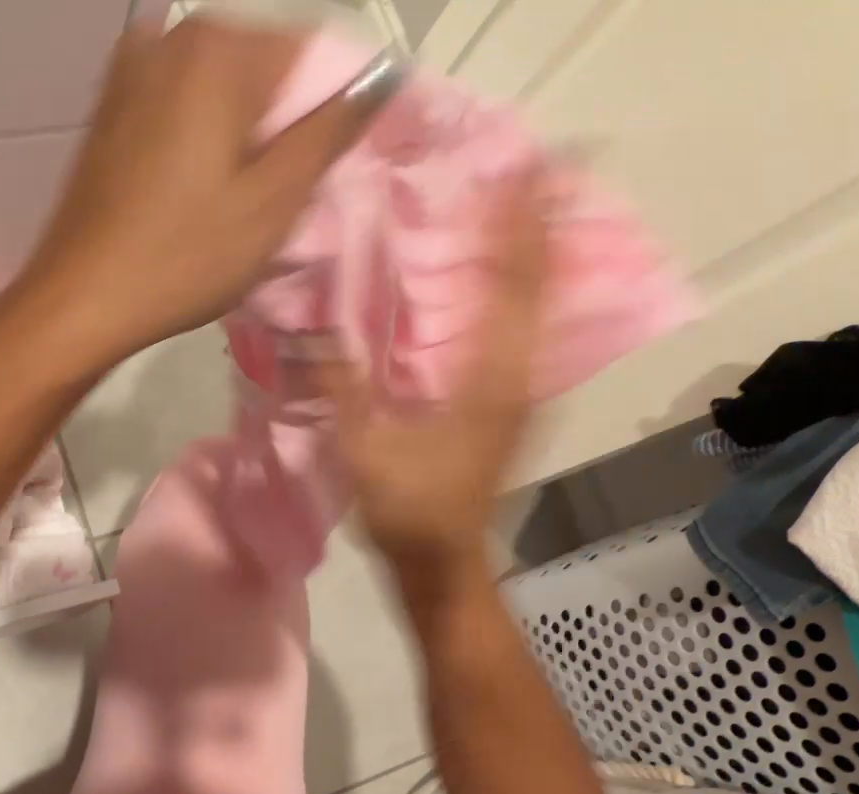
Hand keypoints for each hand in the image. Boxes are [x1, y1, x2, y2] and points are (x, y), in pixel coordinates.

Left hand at [0, 17, 396, 368]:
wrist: (78, 301)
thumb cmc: (182, 258)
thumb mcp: (273, 202)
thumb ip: (330, 130)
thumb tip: (377, 79)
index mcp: (220, 48)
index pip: (315, 54)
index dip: (329, 115)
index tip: (317, 176)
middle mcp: (172, 37)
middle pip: (265, 68)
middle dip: (282, 125)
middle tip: (273, 200)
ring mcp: (132, 69)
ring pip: (222, 91)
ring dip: (243, 136)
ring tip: (232, 205)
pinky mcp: (110, 107)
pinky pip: (181, 107)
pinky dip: (202, 140)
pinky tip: (194, 195)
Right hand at [321, 168, 550, 602]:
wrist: (444, 562)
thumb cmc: (409, 511)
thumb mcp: (365, 451)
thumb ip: (343, 387)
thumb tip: (311, 330)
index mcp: (489, 379)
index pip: (512, 285)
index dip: (520, 223)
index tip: (526, 166)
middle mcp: (520, 375)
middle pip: (544, 284)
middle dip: (547, 224)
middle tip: (544, 167)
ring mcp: (524, 391)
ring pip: (545, 306)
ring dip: (543, 253)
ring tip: (535, 204)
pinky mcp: (515, 404)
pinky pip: (531, 330)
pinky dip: (528, 291)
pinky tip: (513, 277)